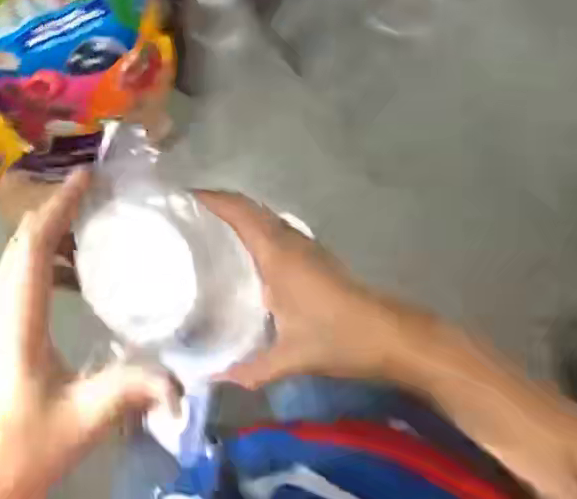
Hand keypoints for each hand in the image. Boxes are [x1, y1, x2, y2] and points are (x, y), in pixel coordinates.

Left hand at [0, 171, 177, 498]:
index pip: (33, 239)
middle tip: (99, 194)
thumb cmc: (23, 441)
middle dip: (59, 209)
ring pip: (21, 254)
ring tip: (96, 230)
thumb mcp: (81, 418)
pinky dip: (47, 260)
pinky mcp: (1, 323)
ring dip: (53, 235)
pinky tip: (78, 279)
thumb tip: (180, 379)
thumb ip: (128, 391)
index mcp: (15, 308)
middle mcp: (0, 297)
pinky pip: (22, 273)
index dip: (59, 203)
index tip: (86, 176)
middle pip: (25, 237)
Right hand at [197, 191, 427, 387]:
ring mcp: (304, 244)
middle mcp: (286, 239)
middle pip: (245, 205)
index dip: (206, 198)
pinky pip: (273, 226)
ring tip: (203, 222)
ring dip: (234, 211)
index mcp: (274, 251)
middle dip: (213, 201)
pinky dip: (252, 223)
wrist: (402, 342)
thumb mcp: (293, 357)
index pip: (235, 209)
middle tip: (180, 209)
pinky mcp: (316, 255)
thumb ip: (252, 367)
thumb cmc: (342, 338)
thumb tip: (213, 378)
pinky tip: (241, 245)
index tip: (174, 197)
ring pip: (260, 214)